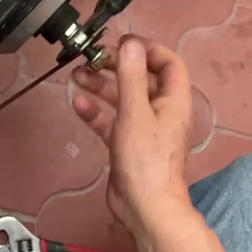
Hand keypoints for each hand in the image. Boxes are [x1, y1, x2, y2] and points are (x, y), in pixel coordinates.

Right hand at [70, 36, 195, 241]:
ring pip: (123, 98)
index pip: (169, 63)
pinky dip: (96, 111)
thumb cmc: (145, 160)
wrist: (144, 206)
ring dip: (102, 86)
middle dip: (117, 66)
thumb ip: (131, 77)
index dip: (148, 49)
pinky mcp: (127, 144)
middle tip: (93, 58)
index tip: (122, 44)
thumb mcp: (135, 112)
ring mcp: (144, 128)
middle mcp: (161, 111)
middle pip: (142, 79)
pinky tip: (78, 103)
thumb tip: (130, 44)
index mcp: (173, 100)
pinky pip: (111, 120)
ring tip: (78, 74)